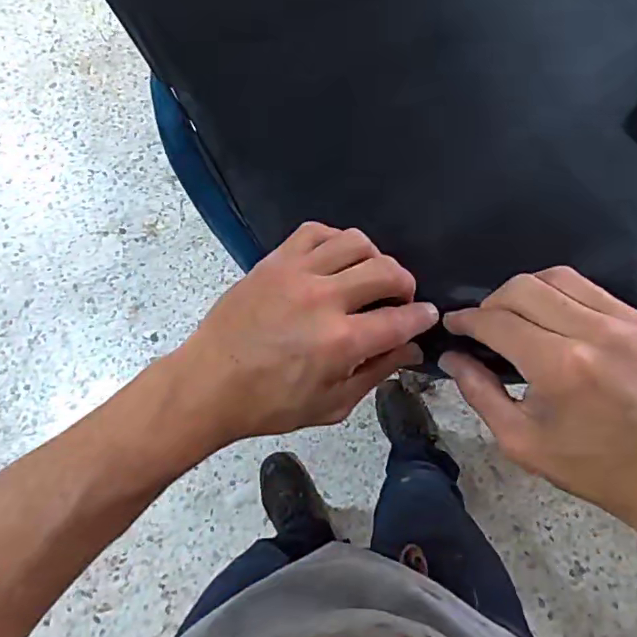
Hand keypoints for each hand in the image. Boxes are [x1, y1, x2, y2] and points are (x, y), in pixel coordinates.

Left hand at [168, 222, 438, 443]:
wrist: (209, 383)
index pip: (402, 318)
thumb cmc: (269, 403)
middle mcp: (324, 299)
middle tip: (401, 298)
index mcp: (341, 341)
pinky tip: (336, 259)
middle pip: (386, 271)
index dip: (423, 316)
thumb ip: (376, 372)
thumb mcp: (331, 404)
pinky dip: (335, 240)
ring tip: (370, 275)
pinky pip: (315, 232)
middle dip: (406, 284)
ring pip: (355, 242)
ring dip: (375, 257)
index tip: (428, 315)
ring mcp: (296, 273)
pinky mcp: (273, 261)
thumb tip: (410, 349)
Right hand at [439, 267, 636, 521]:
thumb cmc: (594, 468)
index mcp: (562, 367)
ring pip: (559, 277)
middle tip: (483, 325)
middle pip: (525, 287)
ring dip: (527, 292)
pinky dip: (564, 299)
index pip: (498, 321)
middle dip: (493, 301)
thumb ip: (478, 391)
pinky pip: (592, 291)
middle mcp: (597, 333)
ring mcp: (630, 322)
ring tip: (517, 317)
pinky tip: (558, 324)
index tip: (453, 324)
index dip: (467, 319)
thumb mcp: (521, 441)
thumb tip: (451, 356)